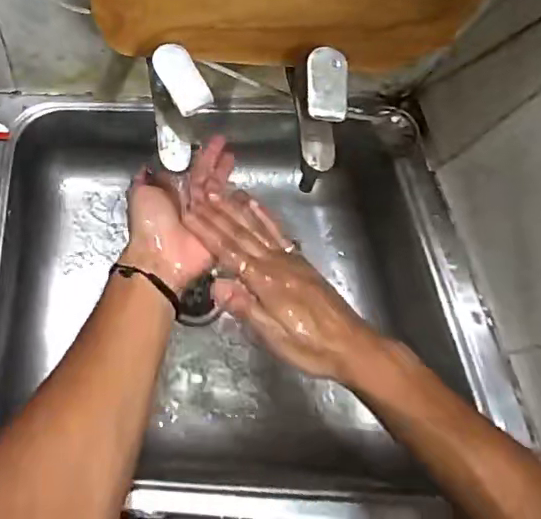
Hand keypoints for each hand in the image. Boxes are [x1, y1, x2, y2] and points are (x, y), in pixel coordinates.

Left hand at [120, 135, 235, 288]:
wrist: (161, 256)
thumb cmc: (149, 222)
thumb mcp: (140, 193)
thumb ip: (144, 178)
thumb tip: (147, 165)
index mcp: (171, 190)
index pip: (187, 168)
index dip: (195, 155)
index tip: (202, 142)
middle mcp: (188, 199)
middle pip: (204, 174)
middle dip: (213, 158)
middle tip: (223, 141)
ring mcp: (205, 213)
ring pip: (217, 187)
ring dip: (223, 171)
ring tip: (232, 155)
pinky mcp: (219, 227)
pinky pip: (228, 210)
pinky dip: (235, 197)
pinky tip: (242, 183)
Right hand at [183, 192, 387, 384]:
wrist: (352, 345)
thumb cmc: (311, 348)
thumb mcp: (276, 337)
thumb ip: (246, 308)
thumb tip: (216, 285)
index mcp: (265, 281)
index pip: (228, 251)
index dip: (206, 232)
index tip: (188, 215)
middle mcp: (274, 262)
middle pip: (238, 234)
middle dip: (214, 214)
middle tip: (195, 195)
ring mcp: (287, 258)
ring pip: (255, 228)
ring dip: (233, 209)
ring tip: (217, 192)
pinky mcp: (298, 260)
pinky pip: (276, 232)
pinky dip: (263, 215)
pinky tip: (252, 204)